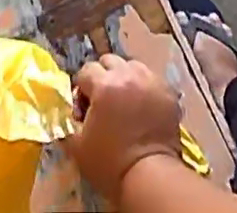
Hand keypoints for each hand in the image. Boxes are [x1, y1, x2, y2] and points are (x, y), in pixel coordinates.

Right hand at [65, 54, 183, 198]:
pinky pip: (151, 79)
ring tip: (124, 102)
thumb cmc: (109, 162)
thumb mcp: (77, 146)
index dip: (81, 88)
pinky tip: (142, 107)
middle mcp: (128, 73)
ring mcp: (151, 79)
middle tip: (102, 100)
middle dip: (102, 76)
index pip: (86, 70)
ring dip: (124, 78)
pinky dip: (144, 88)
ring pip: (132, 66)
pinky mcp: (168, 90)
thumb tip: (71, 111)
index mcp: (104, 84)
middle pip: (110, 61)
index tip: (83, 107)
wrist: (149, 174)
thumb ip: (69, 122)